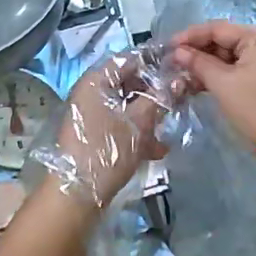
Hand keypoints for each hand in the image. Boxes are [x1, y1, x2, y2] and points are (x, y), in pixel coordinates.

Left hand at [48, 51, 173, 207]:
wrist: (74, 197)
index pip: (129, 58)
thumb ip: (161, 97)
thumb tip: (181, 78)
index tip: (179, 68)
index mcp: (96, 81)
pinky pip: (119, 124)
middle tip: (179, 98)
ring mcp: (90, 115)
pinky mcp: (93, 135)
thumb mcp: (139, 122)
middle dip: (155, 92)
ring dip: (149, 114)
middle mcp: (90, 92)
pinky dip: (137, 132)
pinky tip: (157, 149)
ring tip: (170, 127)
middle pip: (129, 82)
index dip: (155, 61)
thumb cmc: (107, 151)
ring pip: (126, 105)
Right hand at [170, 22, 255, 169]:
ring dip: (205, 67)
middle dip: (197, 52)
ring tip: (179, 76)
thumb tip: (178, 51)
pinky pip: (235, 72)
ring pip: (228, 59)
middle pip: (224, 42)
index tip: (167, 46)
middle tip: (170, 63)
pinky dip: (217, 78)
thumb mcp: (224, 85)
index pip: (219, 29)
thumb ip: (199, 64)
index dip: (191, 36)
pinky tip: (196, 86)